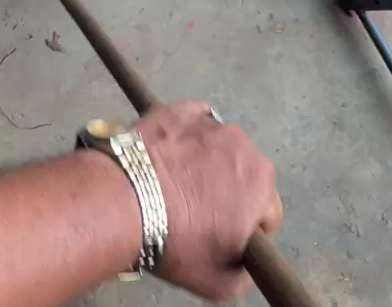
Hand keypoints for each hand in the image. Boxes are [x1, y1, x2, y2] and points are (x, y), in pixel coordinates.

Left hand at [136, 101, 283, 300]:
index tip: (223, 235)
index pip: (267, 211)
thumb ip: (246, 270)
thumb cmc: (177, 241)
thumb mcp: (222, 284)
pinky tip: (170, 150)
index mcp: (261, 180)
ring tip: (178, 180)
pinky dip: (187, 132)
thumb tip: (243, 256)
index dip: (248, 229)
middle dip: (230, 190)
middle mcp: (241, 142)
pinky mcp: (177, 107)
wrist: (124, 199)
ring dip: (208, 160)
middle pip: (245, 172)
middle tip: (199, 209)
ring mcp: (207, 120)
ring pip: (218, 145)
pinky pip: (193, 118)